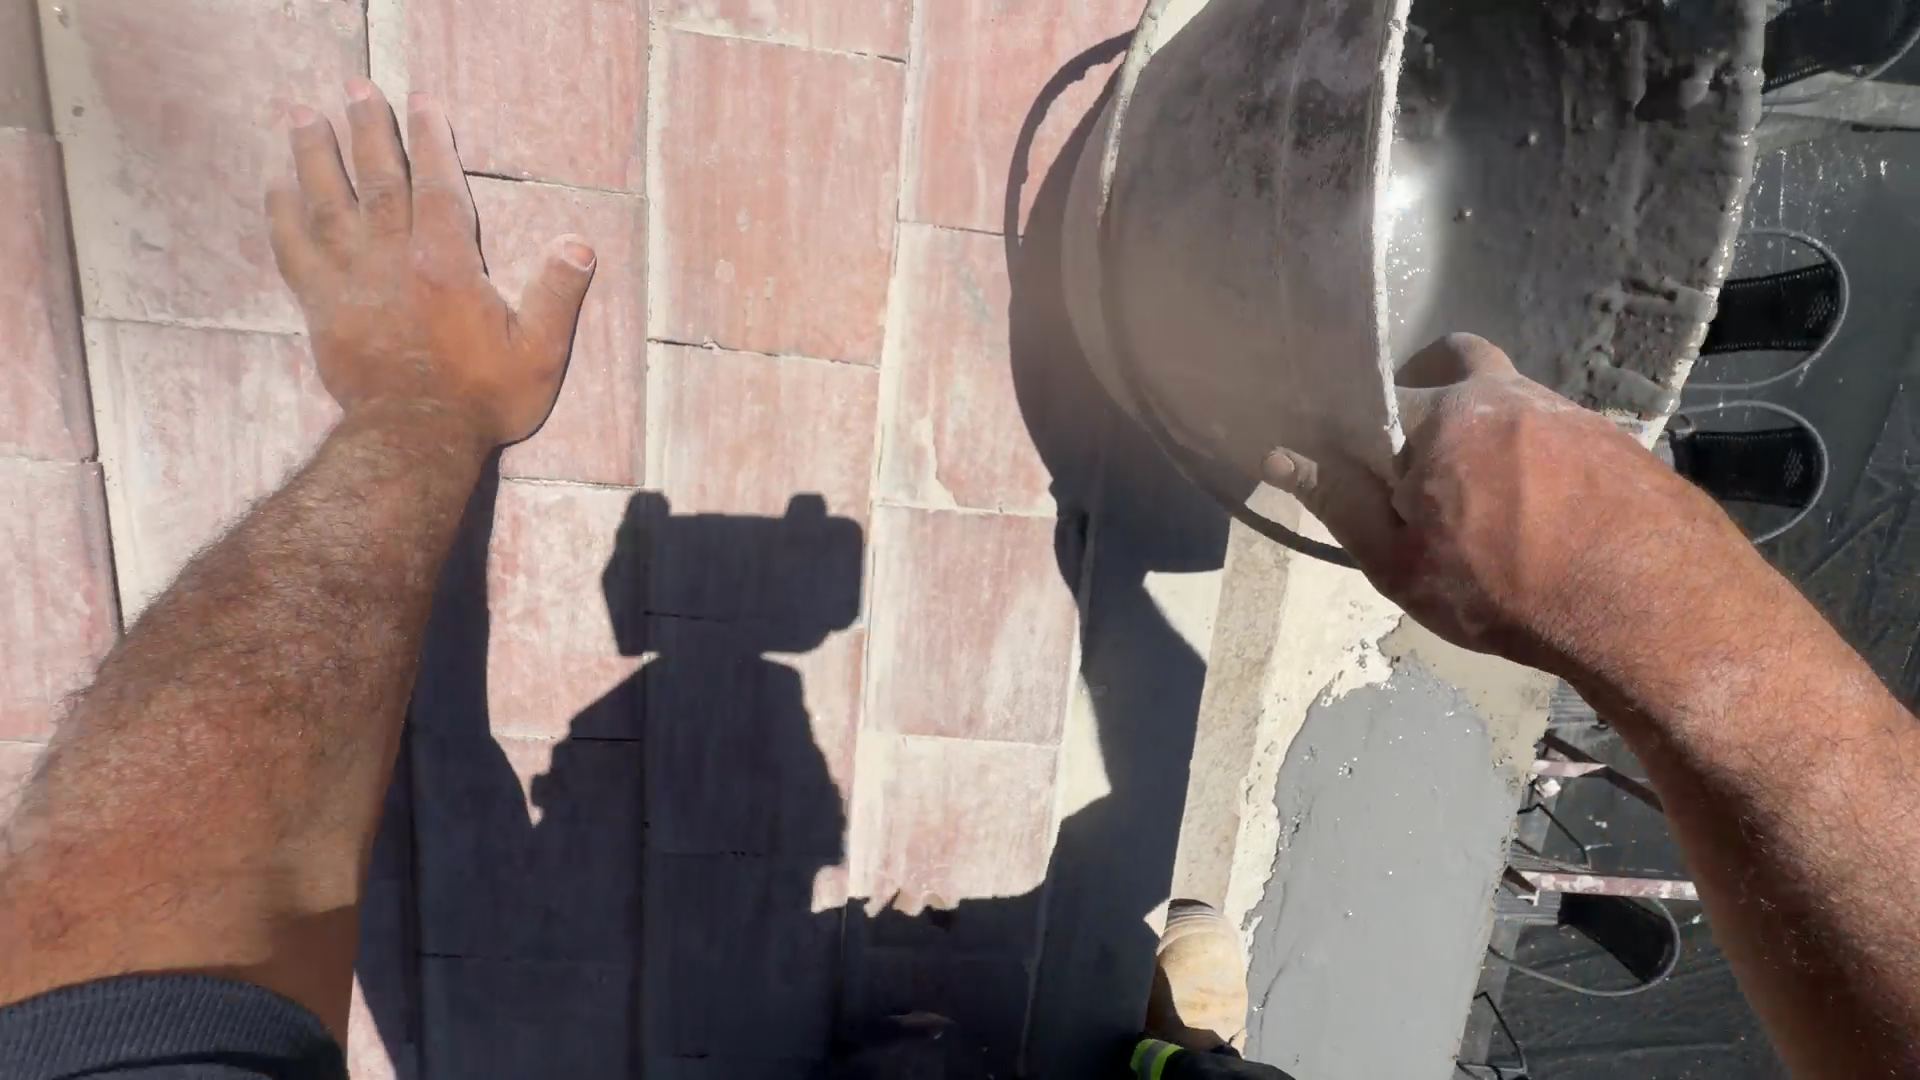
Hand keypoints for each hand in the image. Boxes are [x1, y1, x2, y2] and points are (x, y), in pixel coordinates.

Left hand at [267, 79, 595, 445]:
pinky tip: (278, 187)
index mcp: (448, 263)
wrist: (419, 436)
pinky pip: (293, 245)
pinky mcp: (323, 304)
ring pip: (326, 200)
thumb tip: (579, 245)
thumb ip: (559, 295)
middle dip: (369, 129)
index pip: (439, 188)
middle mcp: (393, 257)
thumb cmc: (488, 396)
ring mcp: (350, 278)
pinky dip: (283, 211)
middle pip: (377, 179)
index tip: (423, 104)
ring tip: (304, 114)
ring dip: (314, 153)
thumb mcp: (543, 351)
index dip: (433, 142)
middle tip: (357, 87)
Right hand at [1263, 333, 1744, 671]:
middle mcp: (1508, 394)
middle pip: (1449, 363)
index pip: (1372, 394)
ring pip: (1502, 396)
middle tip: (1413, 461)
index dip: (1353, 427)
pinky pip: (1547, 427)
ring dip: (1476, 430)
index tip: (1352, 465)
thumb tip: (1278, 455)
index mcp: (1443, 416)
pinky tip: (1533, 513)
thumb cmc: (1503, 592)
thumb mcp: (1398, 561)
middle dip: (1420, 394)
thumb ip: (1338, 501)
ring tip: (1478, 504)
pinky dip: (1524, 453)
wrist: (1663, 621)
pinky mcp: (1617, 439)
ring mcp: (1571, 411)